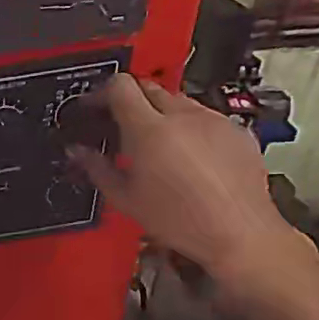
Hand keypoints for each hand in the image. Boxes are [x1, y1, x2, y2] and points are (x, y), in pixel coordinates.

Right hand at [69, 73, 313, 281]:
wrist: (238, 233)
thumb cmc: (184, 222)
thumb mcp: (127, 200)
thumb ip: (98, 169)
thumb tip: (80, 153)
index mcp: (150, 130)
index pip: (120, 86)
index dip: (102, 93)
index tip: (95, 106)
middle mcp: (183, 116)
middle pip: (148, 88)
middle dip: (131, 102)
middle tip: (122, 126)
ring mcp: (213, 120)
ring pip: (179, 102)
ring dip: (162, 115)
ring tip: (157, 147)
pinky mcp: (235, 131)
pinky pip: (206, 118)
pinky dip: (192, 129)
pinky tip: (189, 158)